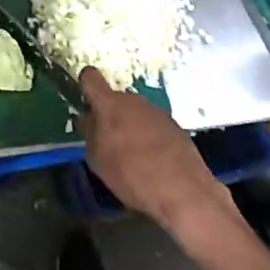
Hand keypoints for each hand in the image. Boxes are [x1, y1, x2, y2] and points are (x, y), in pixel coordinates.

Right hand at [79, 67, 229, 230]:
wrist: (184, 191)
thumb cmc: (131, 174)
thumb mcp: (97, 160)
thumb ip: (90, 133)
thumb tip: (90, 118)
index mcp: (110, 104)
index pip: (90, 77)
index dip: (85, 86)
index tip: (85, 104)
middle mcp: (134, 101)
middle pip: (115, 99)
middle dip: (110, 115)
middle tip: (109, 142)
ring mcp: (158, 112)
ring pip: (135, 112)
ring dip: (131, 126)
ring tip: (133, 157)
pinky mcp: (176, 126)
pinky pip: (153, 125)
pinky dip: (149, 137)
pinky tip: (153, 162)